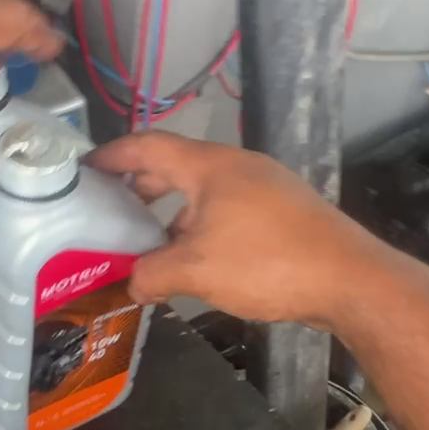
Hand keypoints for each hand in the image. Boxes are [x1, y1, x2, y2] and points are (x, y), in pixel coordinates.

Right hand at [86, 133, 383, 327]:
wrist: (346, 280)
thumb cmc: (265, 263)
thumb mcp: (194, 270)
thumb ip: (151, 273)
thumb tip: (132, 283)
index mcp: (210, 167)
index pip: (148, 146)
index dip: (111, 155)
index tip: (82, 169)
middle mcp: (235, 167)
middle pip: (173, 166)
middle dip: (136, 186)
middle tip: (105, 209)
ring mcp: (261, 188)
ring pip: (199, 193)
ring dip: (167, 213)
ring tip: (142, 242)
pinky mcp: (278, 212)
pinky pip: (223, 211)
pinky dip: (195, 227)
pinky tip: (187, 258)